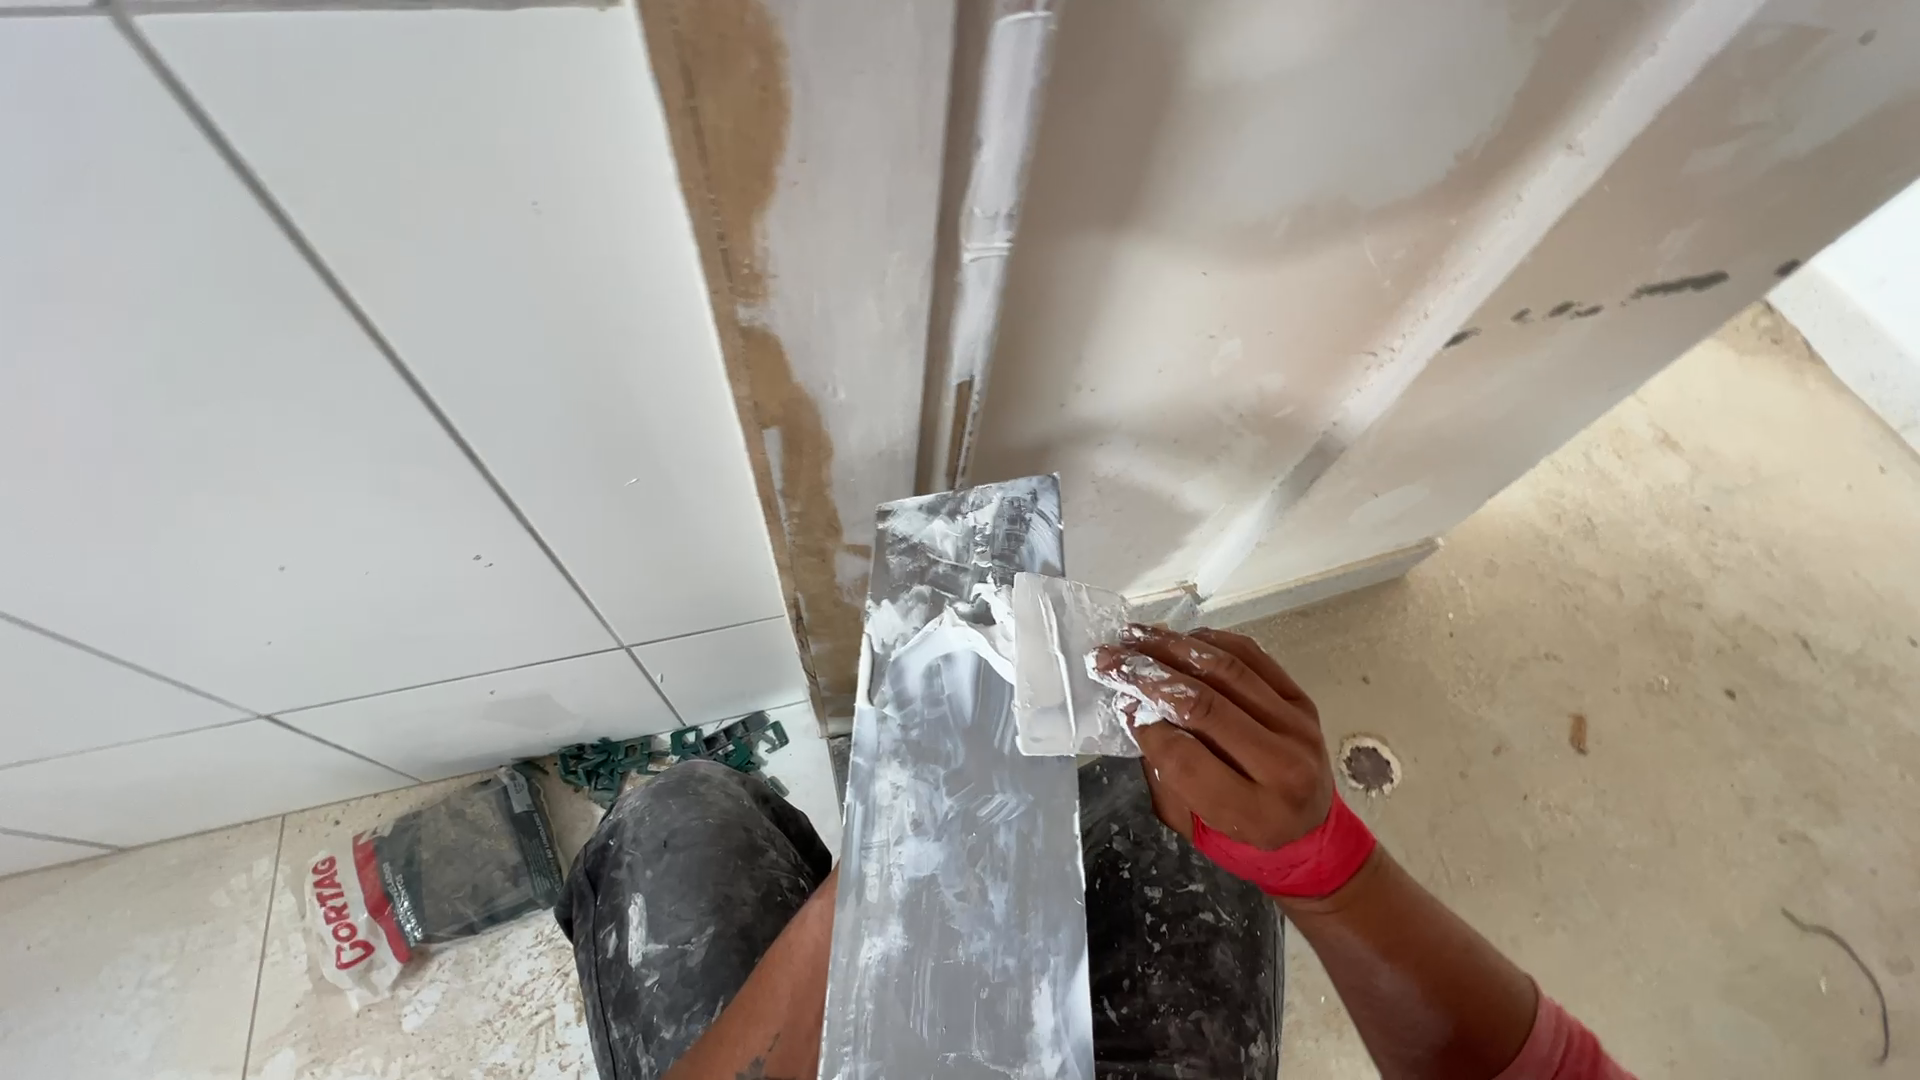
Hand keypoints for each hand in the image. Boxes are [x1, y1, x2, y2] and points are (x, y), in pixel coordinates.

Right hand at [1091, 625, 1333, 849]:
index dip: (1146, 728)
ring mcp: (1298, 726)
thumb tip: (1134, 707)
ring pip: (1225, 670)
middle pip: (1205, 706)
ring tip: (1134, 637)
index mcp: (1252, 812)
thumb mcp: (1194, 822)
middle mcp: (1282, 766)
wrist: (1309, 828)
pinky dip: (1207, 641)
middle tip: (1109, 659)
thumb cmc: (1238, 830)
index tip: (1120, 704)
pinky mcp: (1302, 699)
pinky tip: (1175, 638)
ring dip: (1171, 647)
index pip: (1186, 758)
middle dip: (1147, 676)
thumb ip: (1164, 771)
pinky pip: (1251, 655)